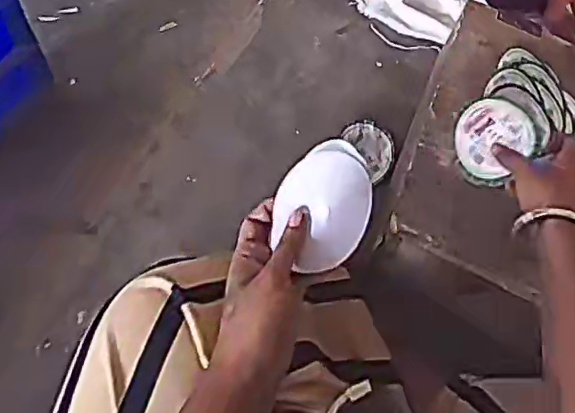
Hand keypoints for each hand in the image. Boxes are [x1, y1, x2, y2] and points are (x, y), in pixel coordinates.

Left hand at [213, 200, 310, 384]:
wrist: (252, 377)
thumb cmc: (252, 330)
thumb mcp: (273, 279)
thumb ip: (287, 246)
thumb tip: (298, 215)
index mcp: (246, 257)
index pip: (257, 220)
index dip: (274, 206)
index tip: (296, 197)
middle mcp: (258, 268)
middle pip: (276, 235)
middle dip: (294, 222)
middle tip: (316, 211)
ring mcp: (273, 285)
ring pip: (291, 255)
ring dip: (306, 244)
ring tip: (324, 231)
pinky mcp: (286, 303)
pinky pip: (301, 275)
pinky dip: (314, 266)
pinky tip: (327, 261)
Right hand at [494, 135, 574, 213]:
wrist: (557, 230)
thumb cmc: (547, 194)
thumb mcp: (523, 171)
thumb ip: (510, 157)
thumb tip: (497, 147)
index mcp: (572, 157)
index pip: (565, 137)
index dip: (551, 136)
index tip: (539, 137)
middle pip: (560, 159)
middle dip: (542, 158)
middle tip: (527, 156)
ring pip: (555, 178)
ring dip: (540, 176)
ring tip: (521, 177)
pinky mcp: (567, 209)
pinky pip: (552, 194)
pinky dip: (540, 192)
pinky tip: (524, 195)